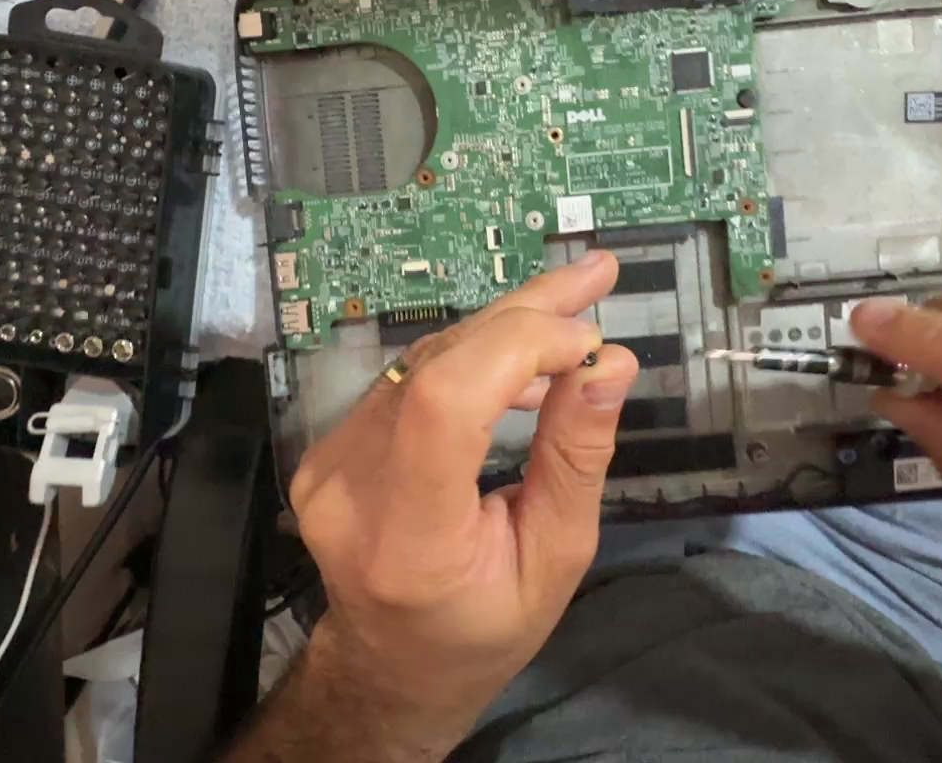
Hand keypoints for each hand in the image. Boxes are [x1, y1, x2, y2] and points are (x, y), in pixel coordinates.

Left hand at [256, 251, 637, 761]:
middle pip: (438, 362)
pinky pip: (414, 373)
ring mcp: (331, 458)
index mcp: (409, 538)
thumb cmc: (481, 631)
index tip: (588, 343)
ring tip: (573, 308)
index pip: (447, 401)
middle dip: (526, 313)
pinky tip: (527, 357)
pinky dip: (476, 354)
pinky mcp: (334, 440)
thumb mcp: (555, 559)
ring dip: (505, 325)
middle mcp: (351, 487)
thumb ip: (577, 458)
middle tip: (594, 276)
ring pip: (427, 355)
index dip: (519, 347)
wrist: (389, 665)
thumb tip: (610, 364)